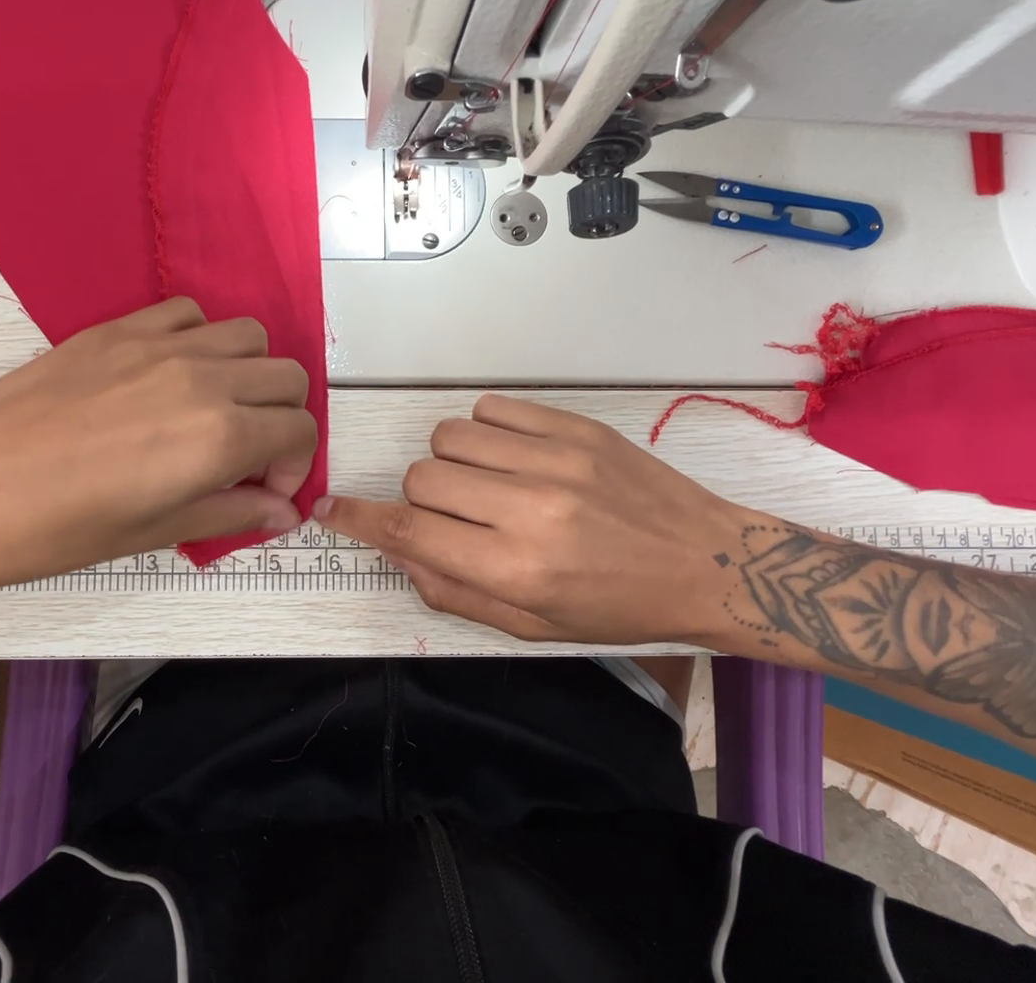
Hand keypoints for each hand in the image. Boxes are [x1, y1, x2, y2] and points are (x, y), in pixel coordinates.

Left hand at [0, 297, 315, 611]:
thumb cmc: (50, 528)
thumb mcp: (153, 533)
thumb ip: (230, 514)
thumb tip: (279, 512)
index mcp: (217, 437)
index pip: (300, 430)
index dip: (295, 466)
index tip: (266, 489)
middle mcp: (201, 378)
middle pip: (287, 377)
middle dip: (284, 419)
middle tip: (248, 457)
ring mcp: (158, 345)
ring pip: (247, 336)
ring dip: (251, 375)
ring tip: (216, 413)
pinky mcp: (117, 328)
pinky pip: (188, 312)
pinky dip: (202, 340)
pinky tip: (174, 378)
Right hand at [316, 394, 752, 645]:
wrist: (706, 564)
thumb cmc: (616, 607)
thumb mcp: (530, 625)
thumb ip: (452, 589)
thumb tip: (396, 549)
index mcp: (515, 567)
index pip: (408, 531)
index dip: (358, 520)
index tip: (329, 508)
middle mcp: (528, 508)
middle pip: (421, 478)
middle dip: (421, 502)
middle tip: (458, 519)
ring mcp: (554, 460)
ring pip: (450, 437)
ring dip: (451, 464)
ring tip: (486, 485)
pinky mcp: (575, 428)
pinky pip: (491, 410)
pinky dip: (484, 433)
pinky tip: (510, 459)